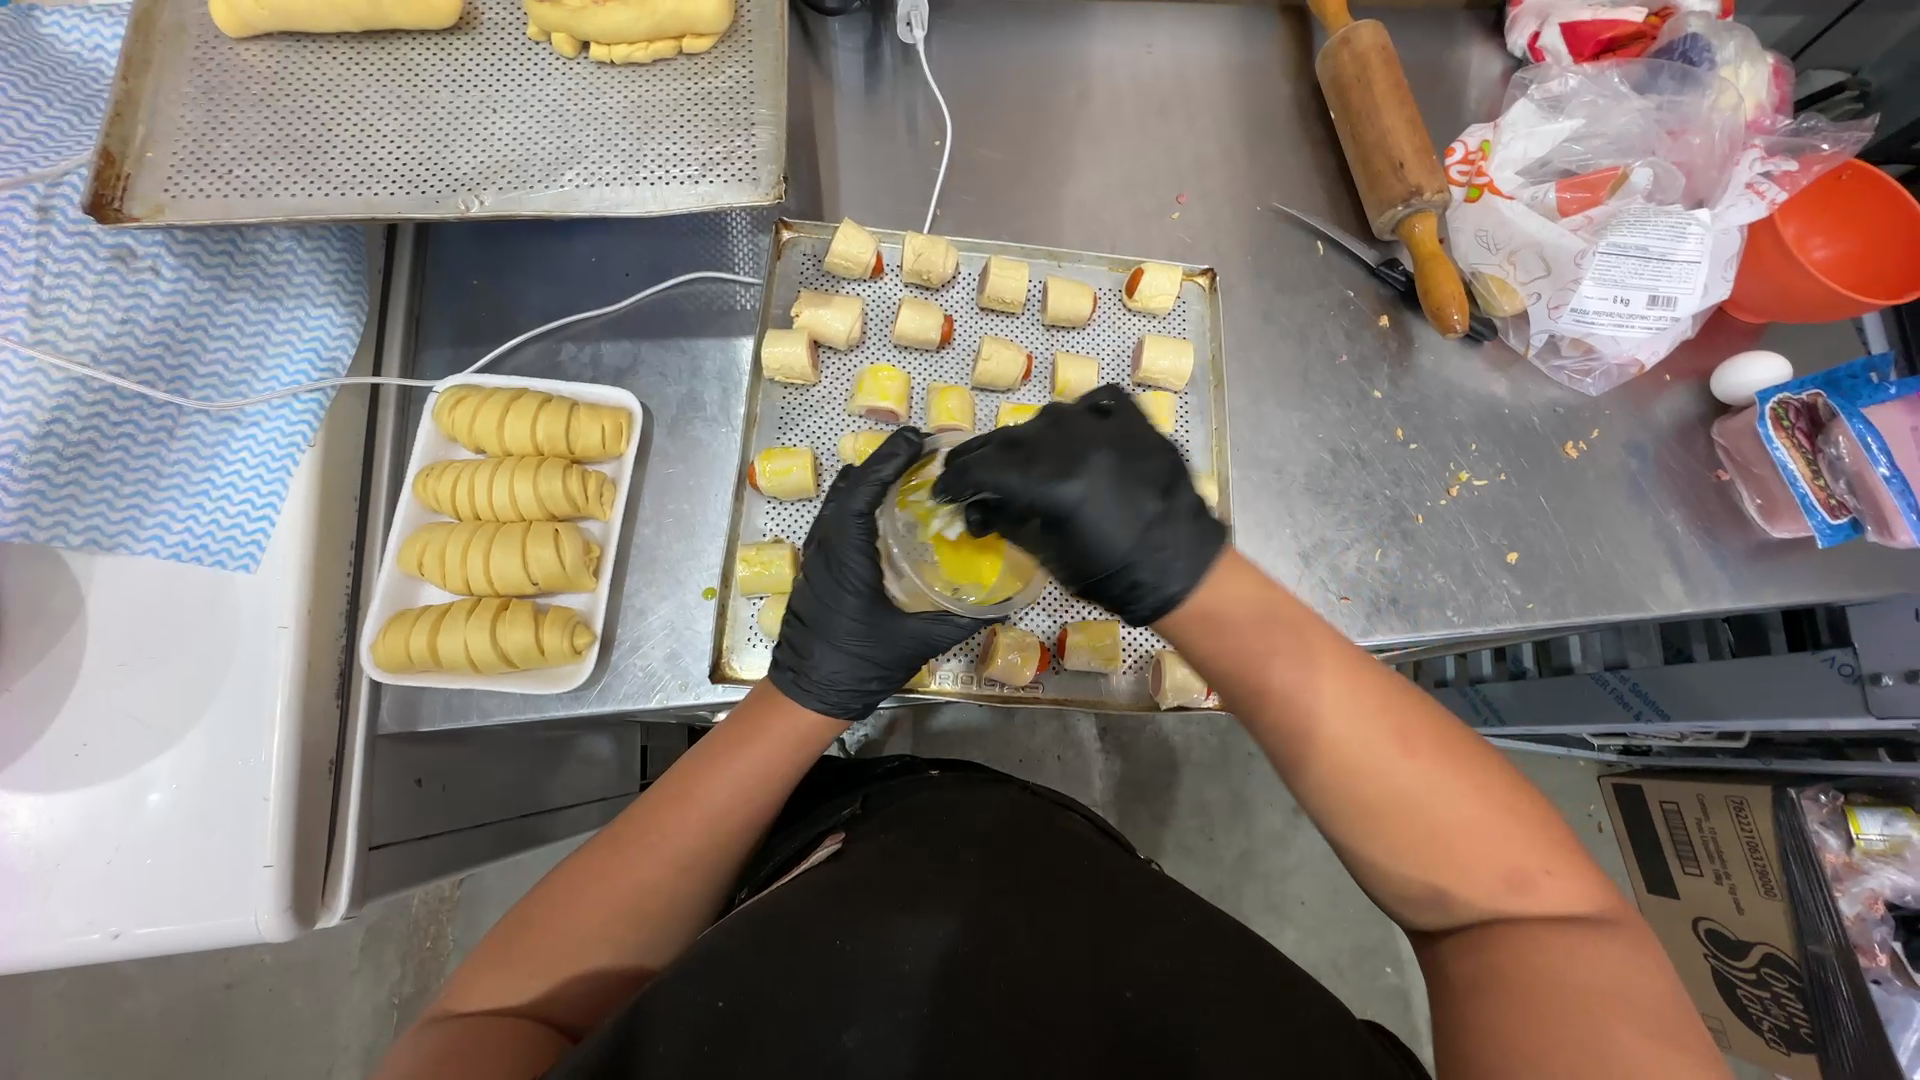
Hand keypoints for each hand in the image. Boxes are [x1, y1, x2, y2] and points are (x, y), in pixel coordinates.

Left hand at [768, 427, 994, 721]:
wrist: (807, 694)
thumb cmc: (857, 665)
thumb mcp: (915, 643)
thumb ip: (958, 621)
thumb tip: (1002, 606)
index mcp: (846, 554)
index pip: (864, 490)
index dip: (890, 460)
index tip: (917, 439)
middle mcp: (826, 545)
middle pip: (849, 486)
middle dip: (883, 462)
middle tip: (921, 450)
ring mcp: (817, 556)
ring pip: (838, 501)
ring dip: (869, 480)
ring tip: (906, 471)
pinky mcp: (817, 567)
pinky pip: (836, 518)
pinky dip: (859, 501)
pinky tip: (884, 510)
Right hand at [932, 384, 1224, 625]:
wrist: (1180, 567)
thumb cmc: (1110, 573)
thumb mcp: (1045, 554)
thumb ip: (1006, 520)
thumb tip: (978, 506)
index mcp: (1048, 480)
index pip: (982, 469)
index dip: (955, 481)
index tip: (943, 492)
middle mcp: (1071, 442)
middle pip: (1007, 440)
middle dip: (981, 460)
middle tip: (967, 477)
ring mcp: (1105, 425)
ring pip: (1045, 421)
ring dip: (1024, 441)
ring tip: (1019, 463)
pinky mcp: (1134, 420)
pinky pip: (1092, 404)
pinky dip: (1074, 418)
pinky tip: (1071, 435)